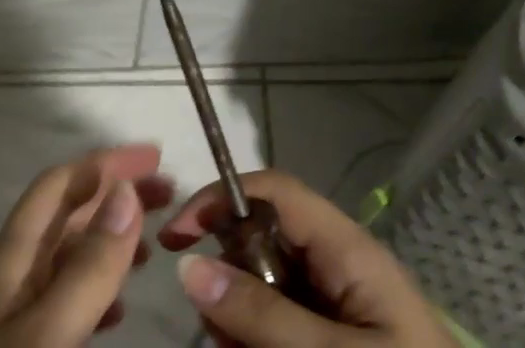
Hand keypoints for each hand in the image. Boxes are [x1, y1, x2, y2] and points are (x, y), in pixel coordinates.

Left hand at [0, 145, 175, 347]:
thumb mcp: (48, 332)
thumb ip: (86, 270)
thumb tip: (125, 194)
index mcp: (7, 262)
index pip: (57, 188)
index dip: (104, 163)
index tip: (155, 155)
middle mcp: (5, 278)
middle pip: (63, 217)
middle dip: (113, 196)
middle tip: (169, 193)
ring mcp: (7, 315)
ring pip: (64, 259)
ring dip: (108, 240)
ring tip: (154, 245)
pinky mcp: (16, 347)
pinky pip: (61, 300)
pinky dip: (96, 289)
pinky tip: (119, 308)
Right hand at [158, 170, 457, 347]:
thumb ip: (262, 314)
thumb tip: (188, 267)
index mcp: (347, 249)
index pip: (274, 190)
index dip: (221, 198)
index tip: (177, 238)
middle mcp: (338, 264)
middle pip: (261, 238)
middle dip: (225, 274)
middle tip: (214, 328)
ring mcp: (337, 301)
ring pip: (264, 283)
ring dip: (238, 315)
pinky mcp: (334, 332)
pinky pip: (281, 317)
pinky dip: (256, 336)